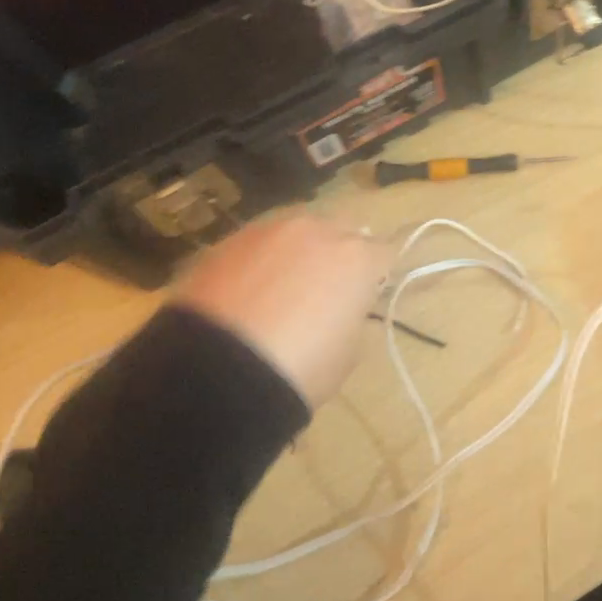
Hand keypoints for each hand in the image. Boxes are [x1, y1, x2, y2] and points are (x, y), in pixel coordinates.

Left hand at [174, 213, 393, 408]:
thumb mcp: (346, 356)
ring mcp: (270, 230)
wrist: (217, 370)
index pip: (384, 252)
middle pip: (341, 232)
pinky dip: (260, 262)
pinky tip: (245, 293)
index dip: (377, 274)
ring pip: (296, 233)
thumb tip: (343, 310)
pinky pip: (259, 245)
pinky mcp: (230, 239)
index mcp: (356, 257)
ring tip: (278, 292)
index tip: (366, 296)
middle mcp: (317, 230)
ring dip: (297, 254)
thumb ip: (353, 321)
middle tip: (323, 292)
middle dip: (338, 255)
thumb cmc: (298, 368)